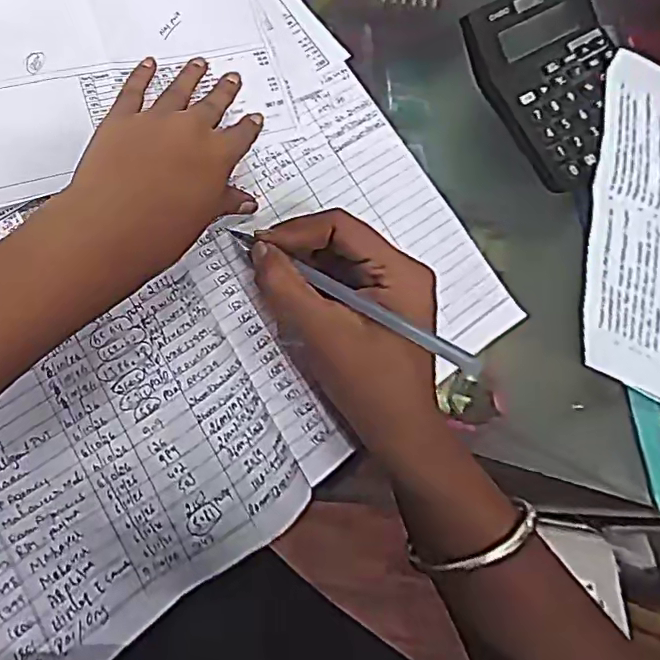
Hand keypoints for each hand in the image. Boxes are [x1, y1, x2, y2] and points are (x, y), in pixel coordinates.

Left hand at [40, 57, 261, 290]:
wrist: (106, 229)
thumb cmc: (152, 233)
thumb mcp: (199, 220)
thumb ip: (221, 202)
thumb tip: (241, 200)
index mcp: (216, 157)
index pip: (240, 136)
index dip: (247, 127)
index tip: (251, 119)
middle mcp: (190, 131)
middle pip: (213, 104)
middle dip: (223, 91)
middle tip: (231, 79)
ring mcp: (155, 121)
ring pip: (178, 90)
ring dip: (190, 76)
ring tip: (198, 65)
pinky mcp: (120, 120)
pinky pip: (134, 90)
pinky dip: (141, 76)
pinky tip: (147, 66)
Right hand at [248, 210, 443, 454]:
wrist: (398, 433)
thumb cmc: (373, 388)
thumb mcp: (323, 333)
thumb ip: (287, 287)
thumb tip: (260, 251)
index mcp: (400, 272)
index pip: (339, 226)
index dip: (295, 231)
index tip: (260, 247)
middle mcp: (398, 272)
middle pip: (335, 238)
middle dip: (294, 248)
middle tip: (259, 262)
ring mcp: (386, 289)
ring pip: (331, 258)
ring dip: (298, 266)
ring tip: (270, 281)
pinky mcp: (371, 304)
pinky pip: (332, 279)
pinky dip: (305, 284)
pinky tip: (288, 298)